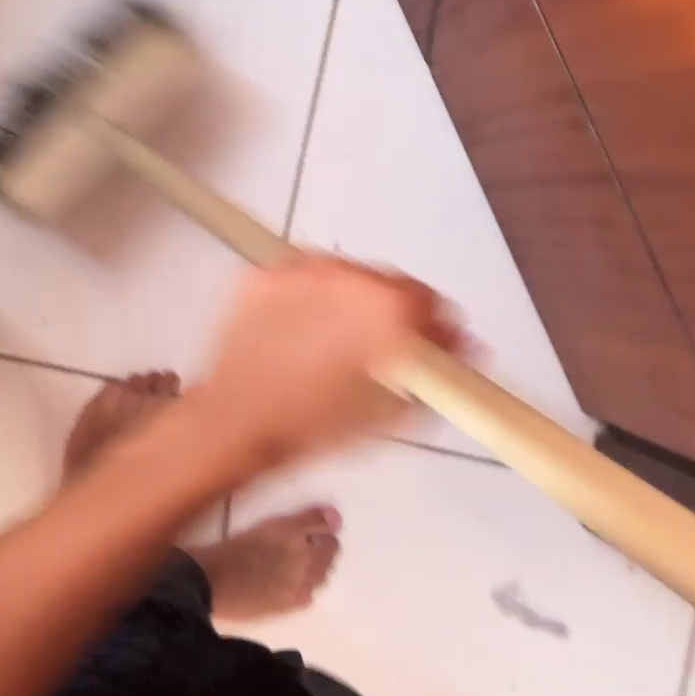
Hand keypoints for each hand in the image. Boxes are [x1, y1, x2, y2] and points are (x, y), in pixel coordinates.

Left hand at [188, 254, 465, 471]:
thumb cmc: (314, 424)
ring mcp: (296, 271)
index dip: (432, 326)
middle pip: (384, 281)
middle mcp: (343, 274)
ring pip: (342, 275)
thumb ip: (438, 371)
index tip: (429, 345)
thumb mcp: (395, 408)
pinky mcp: (261, 277)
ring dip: (349, 300)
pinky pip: (300, 279)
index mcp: (385, 305)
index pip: (428, 299)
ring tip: (336, 340)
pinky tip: (303, 329)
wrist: (237, 421)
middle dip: (390, 311)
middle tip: (380, 346)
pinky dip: (310, 297)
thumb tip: (458, 348)